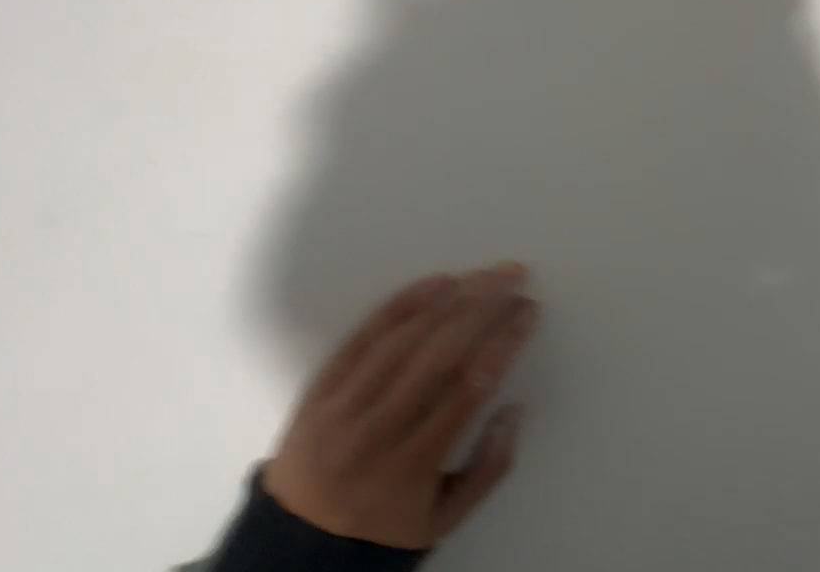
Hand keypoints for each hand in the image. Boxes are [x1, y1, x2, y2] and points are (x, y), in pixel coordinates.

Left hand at [263, 266, 539, 549]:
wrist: (290, 551)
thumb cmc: (381, 531)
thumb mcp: (444, 519)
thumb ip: (490, 468)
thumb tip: (514, 409)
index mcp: (412, 463)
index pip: (468, 388)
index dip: (504, 342)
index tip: (529, 311)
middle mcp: (377, 429)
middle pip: (439, 354)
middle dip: (483, 307)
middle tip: (514, 276)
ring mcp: (342, 407)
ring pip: (402, 338)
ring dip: (449, 298)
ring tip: (484, 274)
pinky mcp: (318, 391)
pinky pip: (361, 339)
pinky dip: (399, 305)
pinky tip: (434, 283)